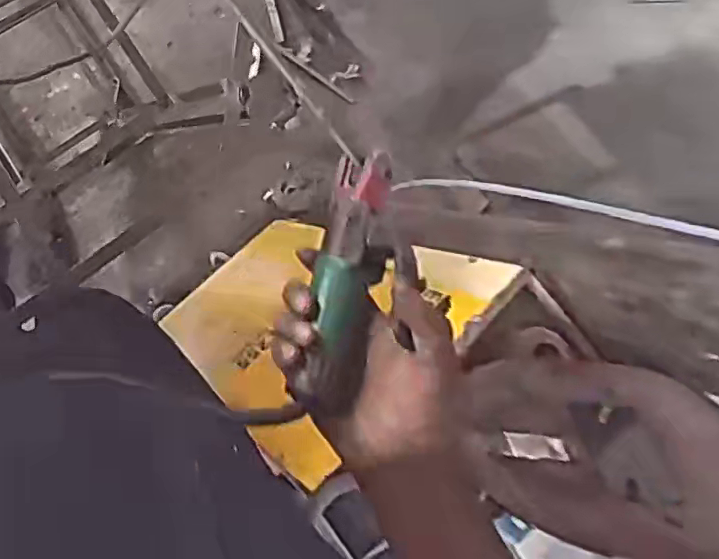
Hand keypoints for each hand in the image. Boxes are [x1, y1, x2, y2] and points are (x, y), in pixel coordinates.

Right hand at [271, 251, 462, 471]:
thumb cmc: (426, 407)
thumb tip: (400, 275)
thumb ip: (422, 315)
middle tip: (308, 304)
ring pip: (288, 322)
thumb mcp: (436, 357)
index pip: (341, 280)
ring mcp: (321, 357)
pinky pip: (282, 357)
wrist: (407, 463)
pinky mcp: (305, 382)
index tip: (306, 254)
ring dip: (289, 323)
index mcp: (370, 320)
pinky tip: (295, 359)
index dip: (323, 263)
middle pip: (305, 296)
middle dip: (298, 292)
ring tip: (307, 340)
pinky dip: (283, 352)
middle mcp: (342, 332)